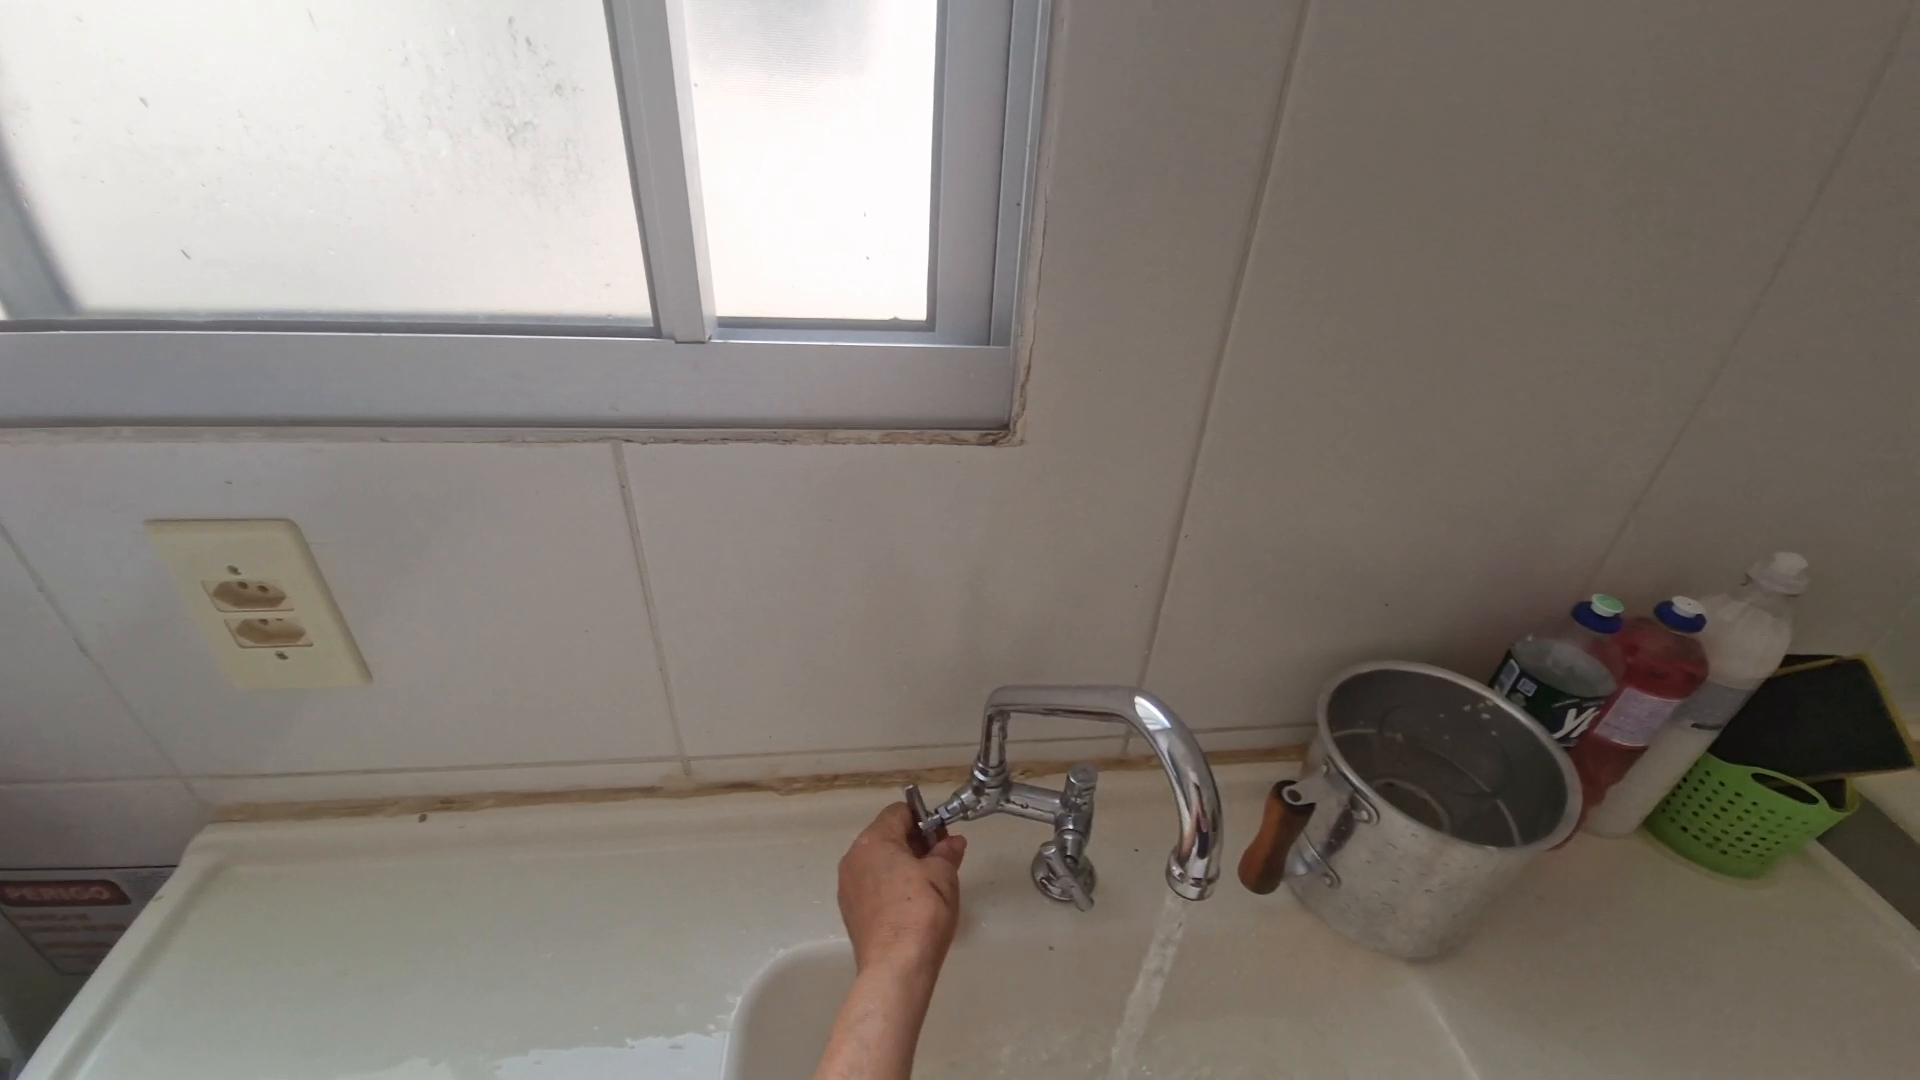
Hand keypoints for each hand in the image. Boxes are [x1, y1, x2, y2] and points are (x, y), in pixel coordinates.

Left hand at [836, 803, 967, 976]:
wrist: (895, 968)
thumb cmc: (921, 911)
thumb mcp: (943, 875)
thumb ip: (947, 852)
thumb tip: (952, 842)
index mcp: (873, 840)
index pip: (899, 812)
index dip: (924, 819)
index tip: (942, 838)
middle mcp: (854, 858)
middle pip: (886, 836)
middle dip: (914, 843)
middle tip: (940, 860)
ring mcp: (848, 887)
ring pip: (878, 863)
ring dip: (902, 866)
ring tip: (928, 885)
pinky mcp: (850, 913)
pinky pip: (872, 886)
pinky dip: (891, 887)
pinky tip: (911, 906)